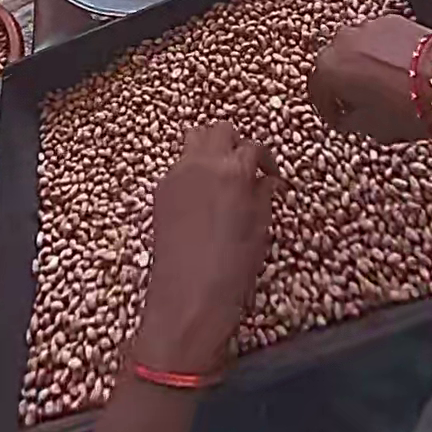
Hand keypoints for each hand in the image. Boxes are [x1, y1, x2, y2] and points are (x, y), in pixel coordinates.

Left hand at [134, 122, 280, 373]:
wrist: (187, 300)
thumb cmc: (232, 270)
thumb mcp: (259, 231)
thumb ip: (262, 196)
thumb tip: (265, 181)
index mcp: (233, 171)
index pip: (253, 147)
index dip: (266, 159)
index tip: (270, 175)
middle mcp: (203, 163)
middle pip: (220, 130)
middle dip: (236, 143)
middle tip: (246, 167)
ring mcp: (177, 173)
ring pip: (194, 138)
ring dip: (211, 147)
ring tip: (222, 173)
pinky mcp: (161, 189)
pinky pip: (179, 165)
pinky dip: (193, 169)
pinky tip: (201, 196)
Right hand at [307, 15, 431, 143]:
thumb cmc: (410, 109)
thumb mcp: (373, 128)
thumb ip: (351, 121)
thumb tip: (348, 117)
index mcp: (328, 69)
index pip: (318, 91)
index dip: (328, 110)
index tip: (338, 120)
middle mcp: (341, 41)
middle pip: (333, 64)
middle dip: (342, 82)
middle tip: (357, 102)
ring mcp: (366, 26)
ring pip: (355, 47)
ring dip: (361, 63)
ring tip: (381, 83)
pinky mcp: (391, 18)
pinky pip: (376, 37)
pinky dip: (381, 51)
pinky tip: (398, 68)